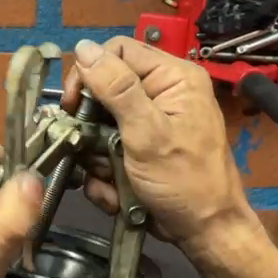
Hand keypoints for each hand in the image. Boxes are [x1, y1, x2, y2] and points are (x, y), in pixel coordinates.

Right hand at [63, 36, 253, 255]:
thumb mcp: (147, 131)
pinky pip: (106, 152)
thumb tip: (84, 48)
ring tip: (113, 178)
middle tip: (88, 148)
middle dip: (91, 126)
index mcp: (172, 77)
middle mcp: (161, 94)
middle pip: (103, 91)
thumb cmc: (185, 180)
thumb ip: (116, 88)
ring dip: (97, 157)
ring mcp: (148, 125)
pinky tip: (118, 191)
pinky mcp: (138, 151)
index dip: (89, 73)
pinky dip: (105, 175)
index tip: (73, 104)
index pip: (117, 52)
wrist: (204, 230)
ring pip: (99, 127)